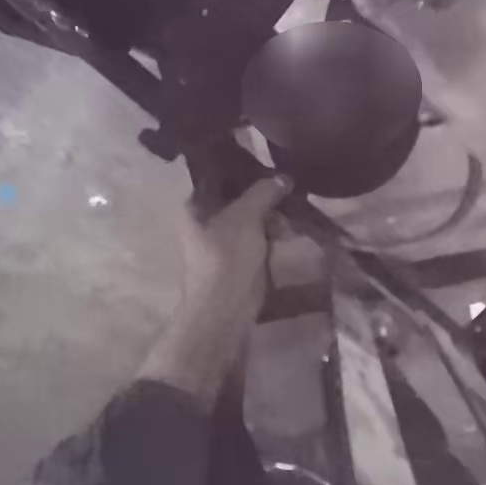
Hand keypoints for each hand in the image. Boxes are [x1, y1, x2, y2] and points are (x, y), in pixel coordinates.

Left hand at [178, 176, 291, 322]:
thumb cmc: (227, 258)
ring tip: (292, 225)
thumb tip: (282, 177)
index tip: (273, 173)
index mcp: (193, 209)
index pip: (219, 179)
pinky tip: (289, 240)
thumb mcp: (245, 217)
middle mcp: (201, 225)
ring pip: (250, 225)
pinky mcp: (235, 266)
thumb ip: (263, 192)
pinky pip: (256, 245)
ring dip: (272, 223)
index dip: (246, 174)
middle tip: (289, 202)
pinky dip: (271, 242)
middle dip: (266, 203)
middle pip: (238, 203)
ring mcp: (218, 247)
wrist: (224, 312)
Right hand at [350, 0, 485, 89]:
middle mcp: (478, 9)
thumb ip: (386, 9)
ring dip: (401, 47)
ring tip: (378, 60)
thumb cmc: (457, 66)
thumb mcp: (415, 33)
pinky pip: (432, 60)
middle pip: (423, 6)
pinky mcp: (468, 70)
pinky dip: (414, 68)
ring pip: (425, 35)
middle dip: (394, 20)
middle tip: (364, 30)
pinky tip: (398, 81)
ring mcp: (475, 42)